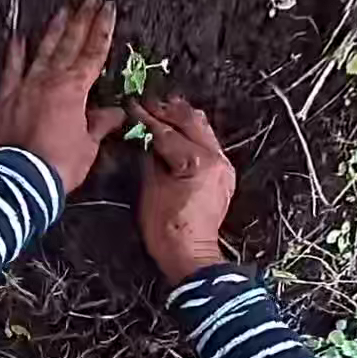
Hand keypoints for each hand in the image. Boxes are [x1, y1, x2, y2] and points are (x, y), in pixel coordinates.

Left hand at [0, 0, 125, 192]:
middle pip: (70, 44)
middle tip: (90, 0)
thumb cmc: (58, 166)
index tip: (109, 10)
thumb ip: (99, 125)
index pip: (94, 53)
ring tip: (63, 10)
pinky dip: (15, 52)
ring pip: (43, 50)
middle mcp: (50, 81)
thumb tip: (114, 114)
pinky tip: (18, 38)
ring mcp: (26, 87)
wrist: (22, 179)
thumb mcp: (87, 146)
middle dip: (82, 20)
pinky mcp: (6, 99)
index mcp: (74, 90)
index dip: (103, 30)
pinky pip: (11, 69)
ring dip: (54, 29)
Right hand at [129, 96, 235, 283]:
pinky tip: (180, 132)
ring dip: (183, 119)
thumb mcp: (150, 190)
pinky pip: (209, 145)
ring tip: (164, 109)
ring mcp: (223, 167)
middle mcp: (216, 158)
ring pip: (204, 130)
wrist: (190, 256)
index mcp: (197, 161)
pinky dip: (193, 135)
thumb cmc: (166, 229)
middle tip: (149, 102)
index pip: (167, 132)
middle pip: (191, 122)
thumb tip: (148, 140)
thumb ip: (151, 158)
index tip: (133, 104)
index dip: (147, 117)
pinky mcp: (223, 176)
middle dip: (168, 110)